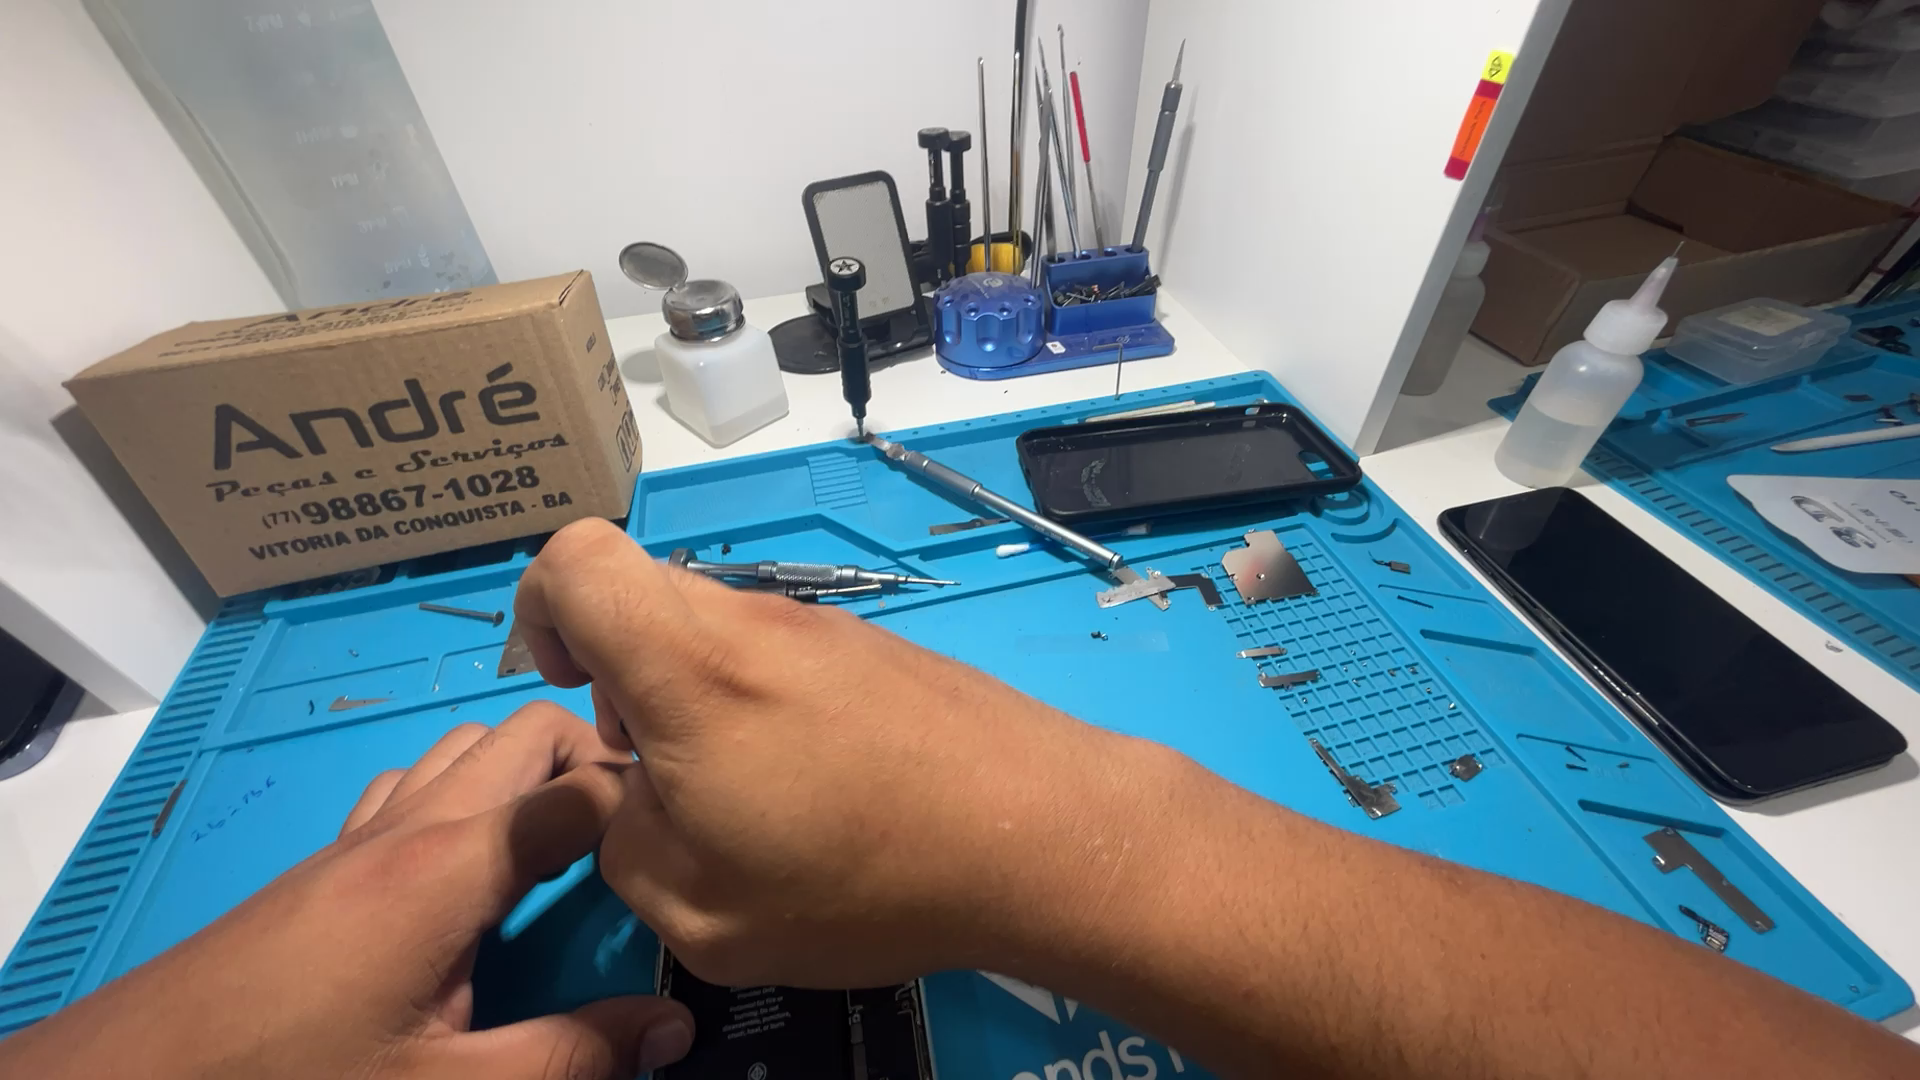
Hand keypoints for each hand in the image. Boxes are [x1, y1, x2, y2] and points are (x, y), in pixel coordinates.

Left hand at [0, 703, 692, 1079]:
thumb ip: (571, 1056)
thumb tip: (675, 1028)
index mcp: (457, 864)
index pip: (584, 788)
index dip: (643, 801)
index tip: (672, 837)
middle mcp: (418, 821)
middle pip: (532, 729)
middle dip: (592, 758)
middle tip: (620, 829)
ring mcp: (366, 829)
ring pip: (473, 743)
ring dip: (527, 767)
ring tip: (553, 833)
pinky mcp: (329, 854)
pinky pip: (419, 779)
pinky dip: (465, 788)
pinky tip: (463, 858)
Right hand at [514, 519, 1170, 988]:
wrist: (1032, 827)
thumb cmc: (863, 873)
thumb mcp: (699, 906)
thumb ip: (623, 837)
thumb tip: (631, 789)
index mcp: (693, 662)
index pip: (580, 556)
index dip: (542, 608)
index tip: (572, 687)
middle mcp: (758, 619)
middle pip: (648, 599)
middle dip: (621, 677)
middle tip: (662, 769)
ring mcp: (826, 627)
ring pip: (719, 632)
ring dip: (699, 699)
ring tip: (748, 792)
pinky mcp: (874, 648)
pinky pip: (784, 656)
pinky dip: (763, 705)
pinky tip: (816, 781)